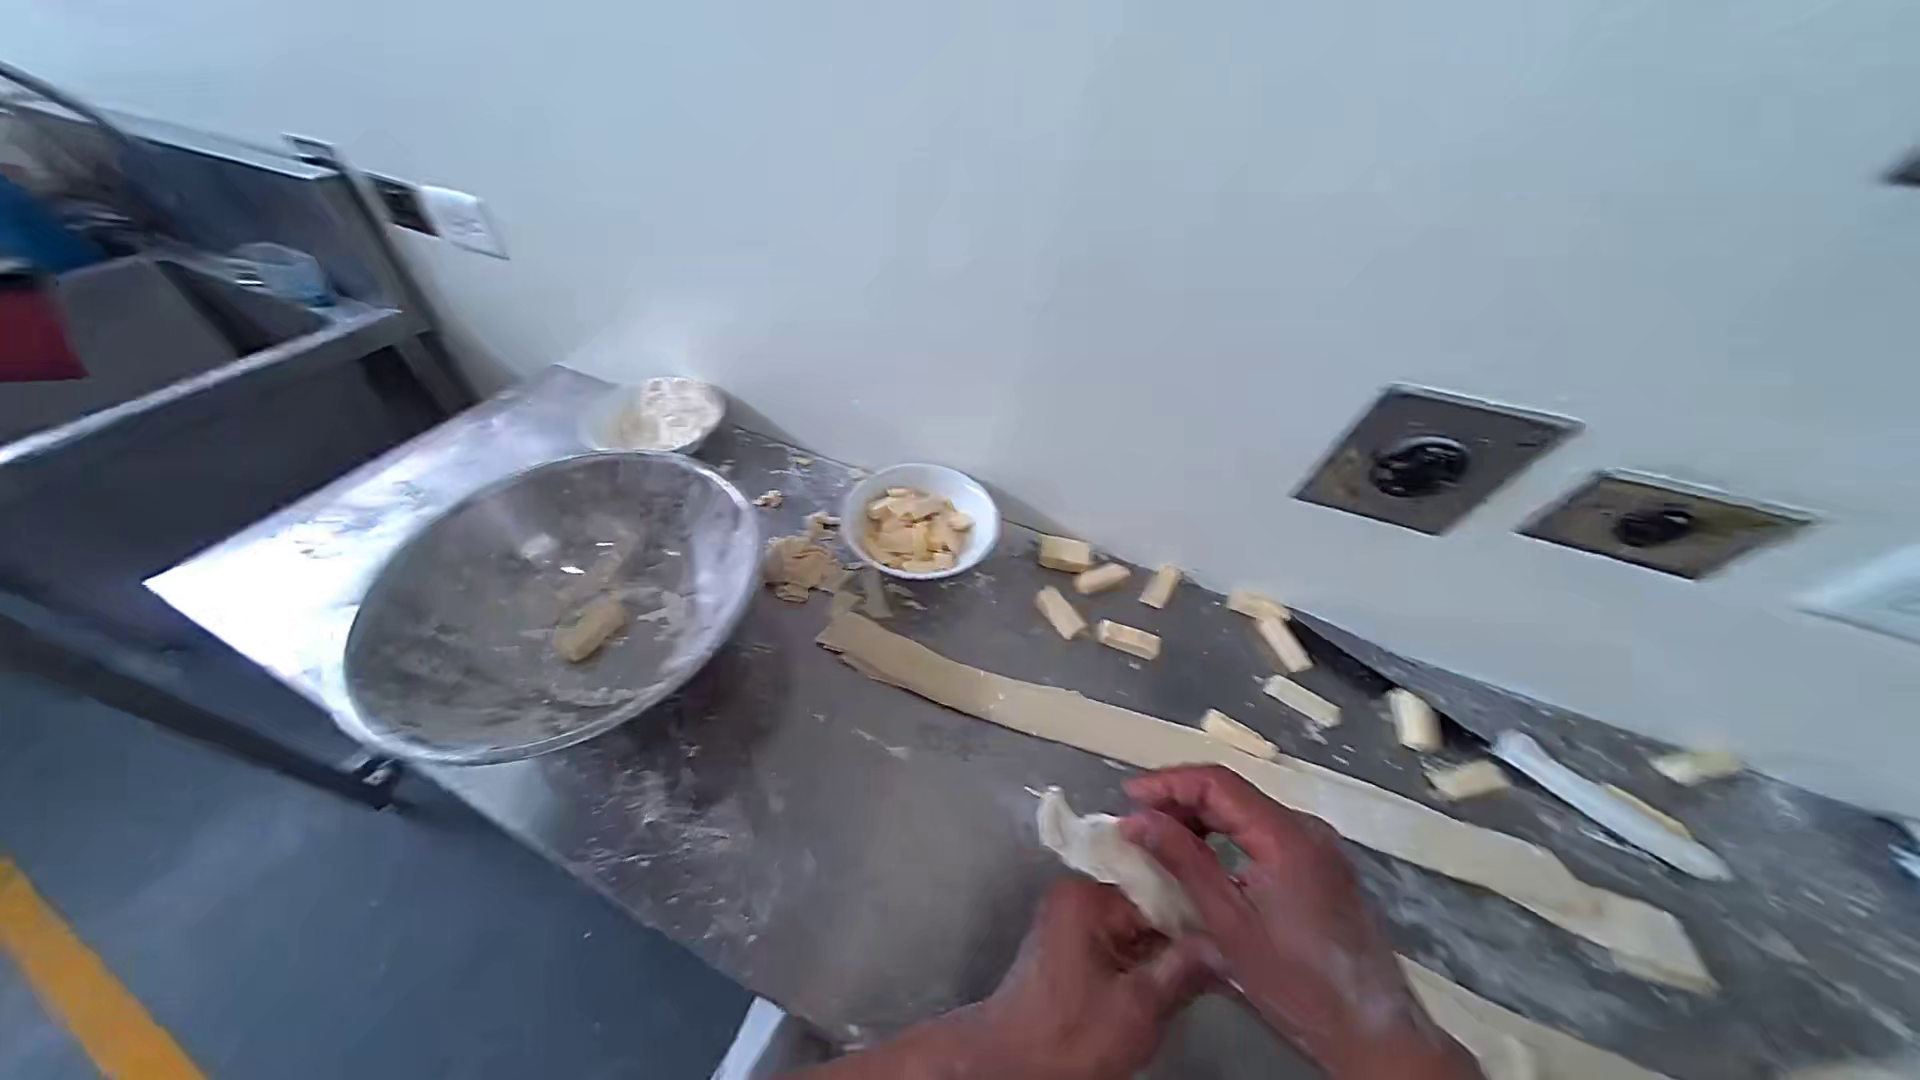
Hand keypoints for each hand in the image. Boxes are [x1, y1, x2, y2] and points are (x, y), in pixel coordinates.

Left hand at [967, 878, 1214, 1079]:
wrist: (1013, 1064)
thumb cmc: (1073, 1033)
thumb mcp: (1138, 1007)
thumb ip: (1182, 970)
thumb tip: (1224, 946)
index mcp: (1086, 896)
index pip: (1153, 891)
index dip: (1191, 916)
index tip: (1224, 937)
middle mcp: (1073, 895)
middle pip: (1140, 905)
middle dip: (1175, 935)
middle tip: (1216, 960)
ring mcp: (1066, 918)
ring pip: (1128, 925)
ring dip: (1157, 951)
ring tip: (1198, 972)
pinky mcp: (1064, 943)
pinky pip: (1111, 938)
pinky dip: (1135, 959)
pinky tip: (1162, 981)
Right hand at [1121, 765, 1480, 1079]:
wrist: (1376, 1037)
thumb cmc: (1298, 985)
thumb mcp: (1228, 923)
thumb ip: (1182, 860)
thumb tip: (1136, 820)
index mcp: (1286, 836)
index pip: (1217, 783)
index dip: (1168, 783)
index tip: (1130, 797)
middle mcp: (1304, 827)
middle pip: (1230, 791)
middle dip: (1179, 799)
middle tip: (1139, 821)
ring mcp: (1316, 843)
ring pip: (1244, 808)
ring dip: (1199, 815)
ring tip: (1161, 837)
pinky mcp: (1318, 861)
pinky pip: (1260, 829)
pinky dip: (1224, 833)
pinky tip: (1201, 854)